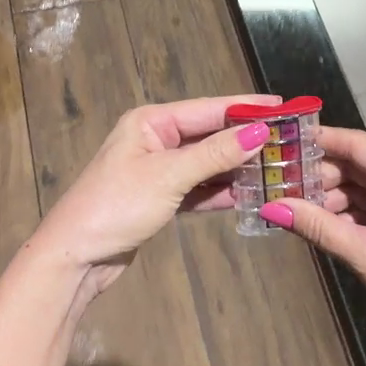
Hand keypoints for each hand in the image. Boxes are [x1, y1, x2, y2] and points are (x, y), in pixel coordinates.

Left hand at [29, 95, 326, 297]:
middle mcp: (155, 139)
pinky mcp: (161, 199)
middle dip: (247, 140)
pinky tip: (251, 195)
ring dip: (238, 168)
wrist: (74, 258)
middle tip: (290, 143)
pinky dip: (222, 192)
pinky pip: (200, 189)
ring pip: (208, 164)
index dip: (247, 108)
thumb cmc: (116, 207)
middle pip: (210, 135)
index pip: (209, 109)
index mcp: (151, 121)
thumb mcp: (168, 176)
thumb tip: (260, 130)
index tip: (285, 107)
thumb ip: (214, 154)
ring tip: (279, 169)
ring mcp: (158, 170)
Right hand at [261, 126, 365, 349]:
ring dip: (334, 197)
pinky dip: (352, 212)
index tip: (282, 143)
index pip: (355, 143)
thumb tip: (270, 208)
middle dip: (321, 176)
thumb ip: (317, 227)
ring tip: (297, 211)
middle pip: (358, 164)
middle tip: (281, 187)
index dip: (318, 141)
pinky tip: (326, 225)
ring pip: (365, 186)